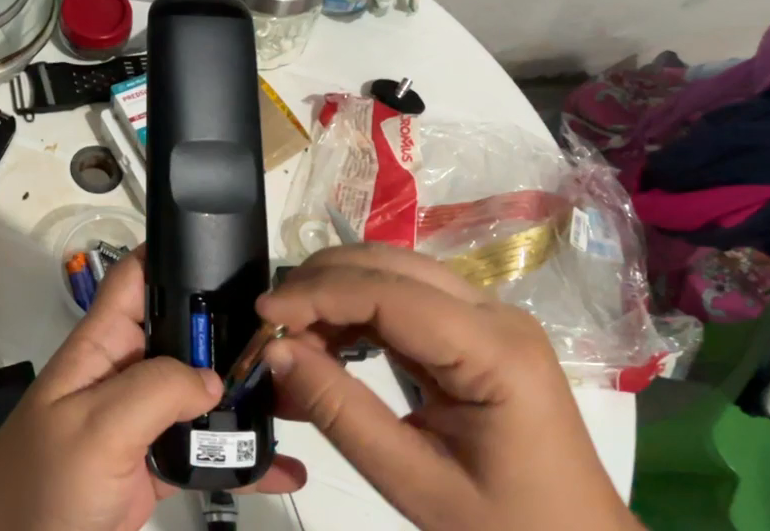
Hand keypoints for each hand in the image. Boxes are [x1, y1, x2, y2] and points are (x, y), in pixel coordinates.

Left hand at [0, 249, 305, 530]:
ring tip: (294, 398)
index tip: (230, 251)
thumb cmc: (44, 484)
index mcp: (99, 346)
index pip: (134, 279)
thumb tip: (212, 377)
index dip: (172, 255)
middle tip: (287, 340)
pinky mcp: (148, 468)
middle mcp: (120, 374)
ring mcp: (134, 423)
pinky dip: (236, 458)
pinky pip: (199, 452)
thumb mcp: (97, 426)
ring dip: (239, 396)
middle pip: (178, 336)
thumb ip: (155, 390)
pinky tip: (280, 467)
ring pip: (194, 394)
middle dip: (226, 332)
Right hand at [256, 244, 639, 530]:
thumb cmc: (507, 530)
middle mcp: (494, 314)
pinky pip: (402, 298)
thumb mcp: (416, 484)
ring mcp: (488, 317)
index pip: (387, 293)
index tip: (262, 314)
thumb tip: (276, 352)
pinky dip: (355, 312)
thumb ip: (341, 413)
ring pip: (390, 272)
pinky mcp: (475, 330)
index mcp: (495, 351)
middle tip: (273, 328)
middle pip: (388, 265)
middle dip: (320, 284)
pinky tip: (328, 345)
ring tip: (295, 341)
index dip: (317, 294)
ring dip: (334, 294)